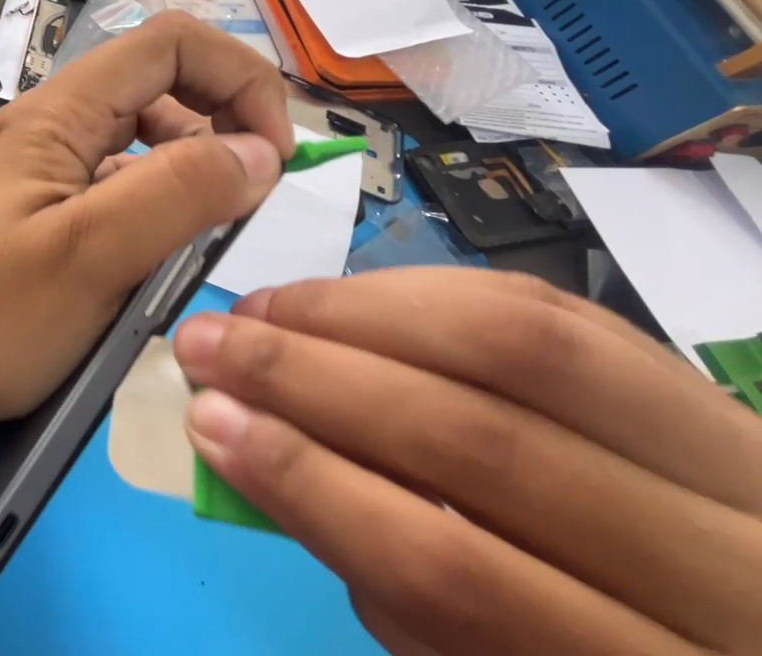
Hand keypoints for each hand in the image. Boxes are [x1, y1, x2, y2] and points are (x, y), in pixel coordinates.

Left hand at [0, 11, 293, 441]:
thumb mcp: (94, 256)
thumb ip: (178, 193)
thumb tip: (259, 152)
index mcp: (52, 117)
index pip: (165, 44)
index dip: (235, 78)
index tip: (272, 154)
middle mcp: (44, 125)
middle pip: (155, 82)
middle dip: (220, 119)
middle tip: (249, 196)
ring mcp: (39, 164)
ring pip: (140, 132)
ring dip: (190, 163)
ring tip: (210, 224)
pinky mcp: (39, 202)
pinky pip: (115, 176)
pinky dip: (156, 196)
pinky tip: (163, 244)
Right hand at [173, 267, 761, 655]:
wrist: (737, 623)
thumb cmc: (564, 648)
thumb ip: (376, 569)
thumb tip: (243, 436)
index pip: (450, 568)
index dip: (305, 479)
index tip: (207, 420)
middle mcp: (729, 575)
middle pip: (481, 441)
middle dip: (305, 378)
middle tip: (205, 344)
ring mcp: (744, 467)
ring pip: (525, 346)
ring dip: (353, 313)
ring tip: (260, 308)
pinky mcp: (717, 389)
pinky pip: (556, 310)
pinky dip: (423, 291)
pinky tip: (342, 301)